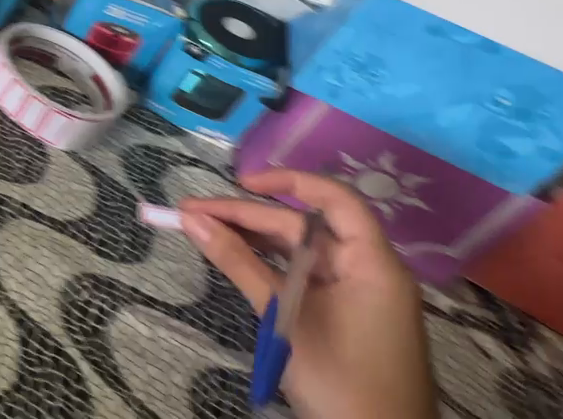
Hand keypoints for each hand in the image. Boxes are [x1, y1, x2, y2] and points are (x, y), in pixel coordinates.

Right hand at [180, 170, 437, 418]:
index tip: (239, 182)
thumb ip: (238, 263)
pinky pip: (302, 270)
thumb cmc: (340, 380)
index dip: (288, 181)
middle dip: (247, 214)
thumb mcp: (283, 318)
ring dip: (251, 234)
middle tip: (191, 213)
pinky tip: (233, 253)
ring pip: (298, 246)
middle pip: (302, 224)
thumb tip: (190, 218)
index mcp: (373, 266)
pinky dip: (266, 259)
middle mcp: (369, 270)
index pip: (335, 200)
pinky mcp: (345, 312)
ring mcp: (358, 292)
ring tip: (201, 228)